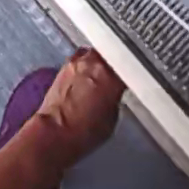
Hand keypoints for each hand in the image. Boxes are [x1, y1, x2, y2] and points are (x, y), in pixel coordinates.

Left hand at [29, 48, 124, 165]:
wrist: (53, 133)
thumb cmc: (85, 132)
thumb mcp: (112, 118)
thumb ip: (116, 96)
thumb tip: (114, 90)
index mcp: (114, 75)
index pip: (130, 65)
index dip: (133, 70)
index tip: (135, 75)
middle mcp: (98, 61)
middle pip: (113, 55)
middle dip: (116, 63)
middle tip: (118, 75)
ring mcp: (81, 59)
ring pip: (97, 55)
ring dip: (100, 63)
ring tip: (101, 76)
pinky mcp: (66, 64)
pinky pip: (82, 59)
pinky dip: (86, 65)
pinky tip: (85, 77)